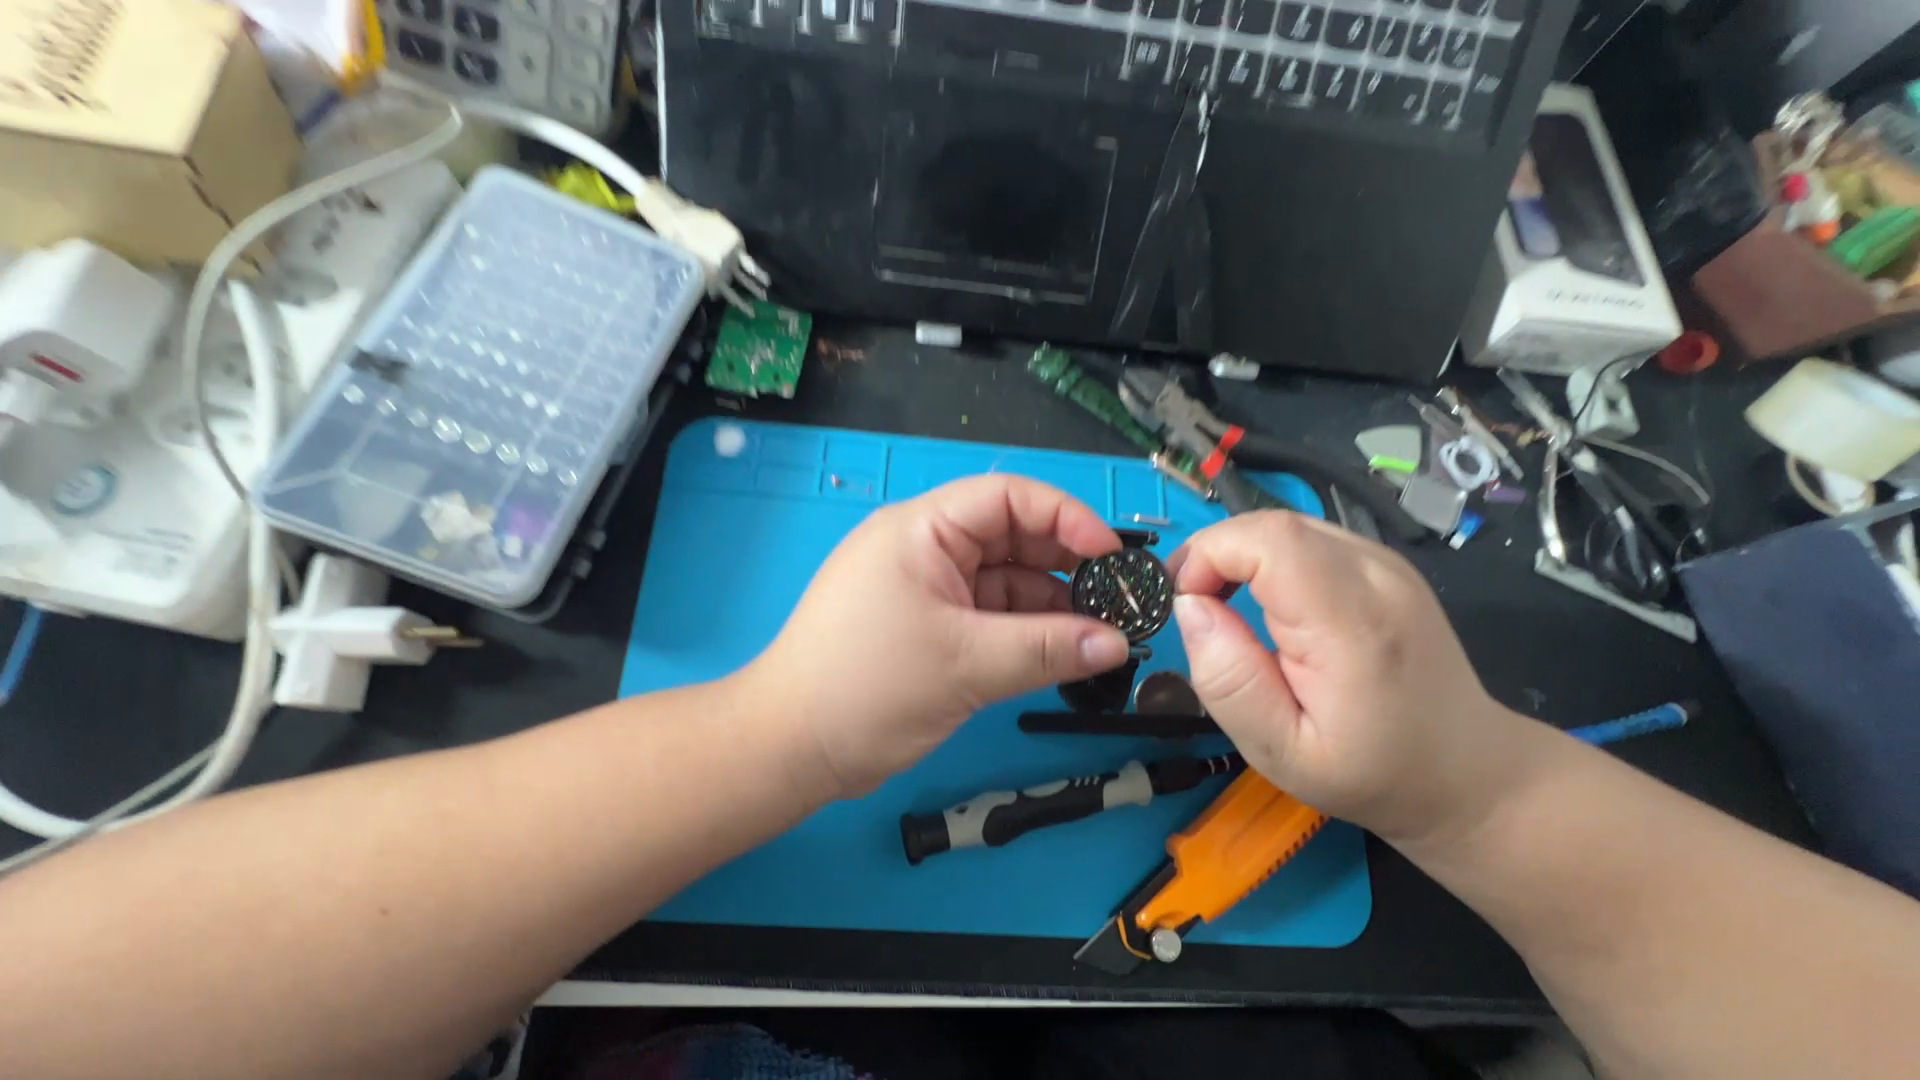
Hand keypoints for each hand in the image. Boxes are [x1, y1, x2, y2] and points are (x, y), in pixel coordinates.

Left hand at [745, 476, 1133, 797]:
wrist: (790, 748)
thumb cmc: (868, 689)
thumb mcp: (966, 665)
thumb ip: (1048, 649)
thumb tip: (1119, 644)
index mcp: (921, 530)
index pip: (1007, 497)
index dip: (1066, 517)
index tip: (1111, 557)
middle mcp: (925, 549)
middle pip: (1011, 538)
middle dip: (1066, 566)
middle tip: (1118, 602)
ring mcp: (927, 589)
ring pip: (1005, 582)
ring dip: (1052, 606)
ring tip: (1104, 634)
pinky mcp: (929, 627)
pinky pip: (990, 617)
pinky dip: (1027, 632)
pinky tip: (1066, 652)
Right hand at [1168, 511, 1532, 845]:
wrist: (1467, 771)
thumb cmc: (1370, 772)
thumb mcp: (1281, 751)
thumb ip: (1230, 680)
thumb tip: (1190, 607)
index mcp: (1352, 624)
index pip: (1269, 541)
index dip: (1210, 553)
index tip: (1186, 600)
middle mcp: (1377, 577)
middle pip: (1275, 525)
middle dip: (1217, 553)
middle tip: (1196, 605)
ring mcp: (1388, 565)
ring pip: (1290, 526)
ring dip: (1242, 555)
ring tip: (1226, 605)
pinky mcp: (1387, 566)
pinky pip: (1311, 540)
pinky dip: (1272, 559)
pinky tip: (1269, 603)